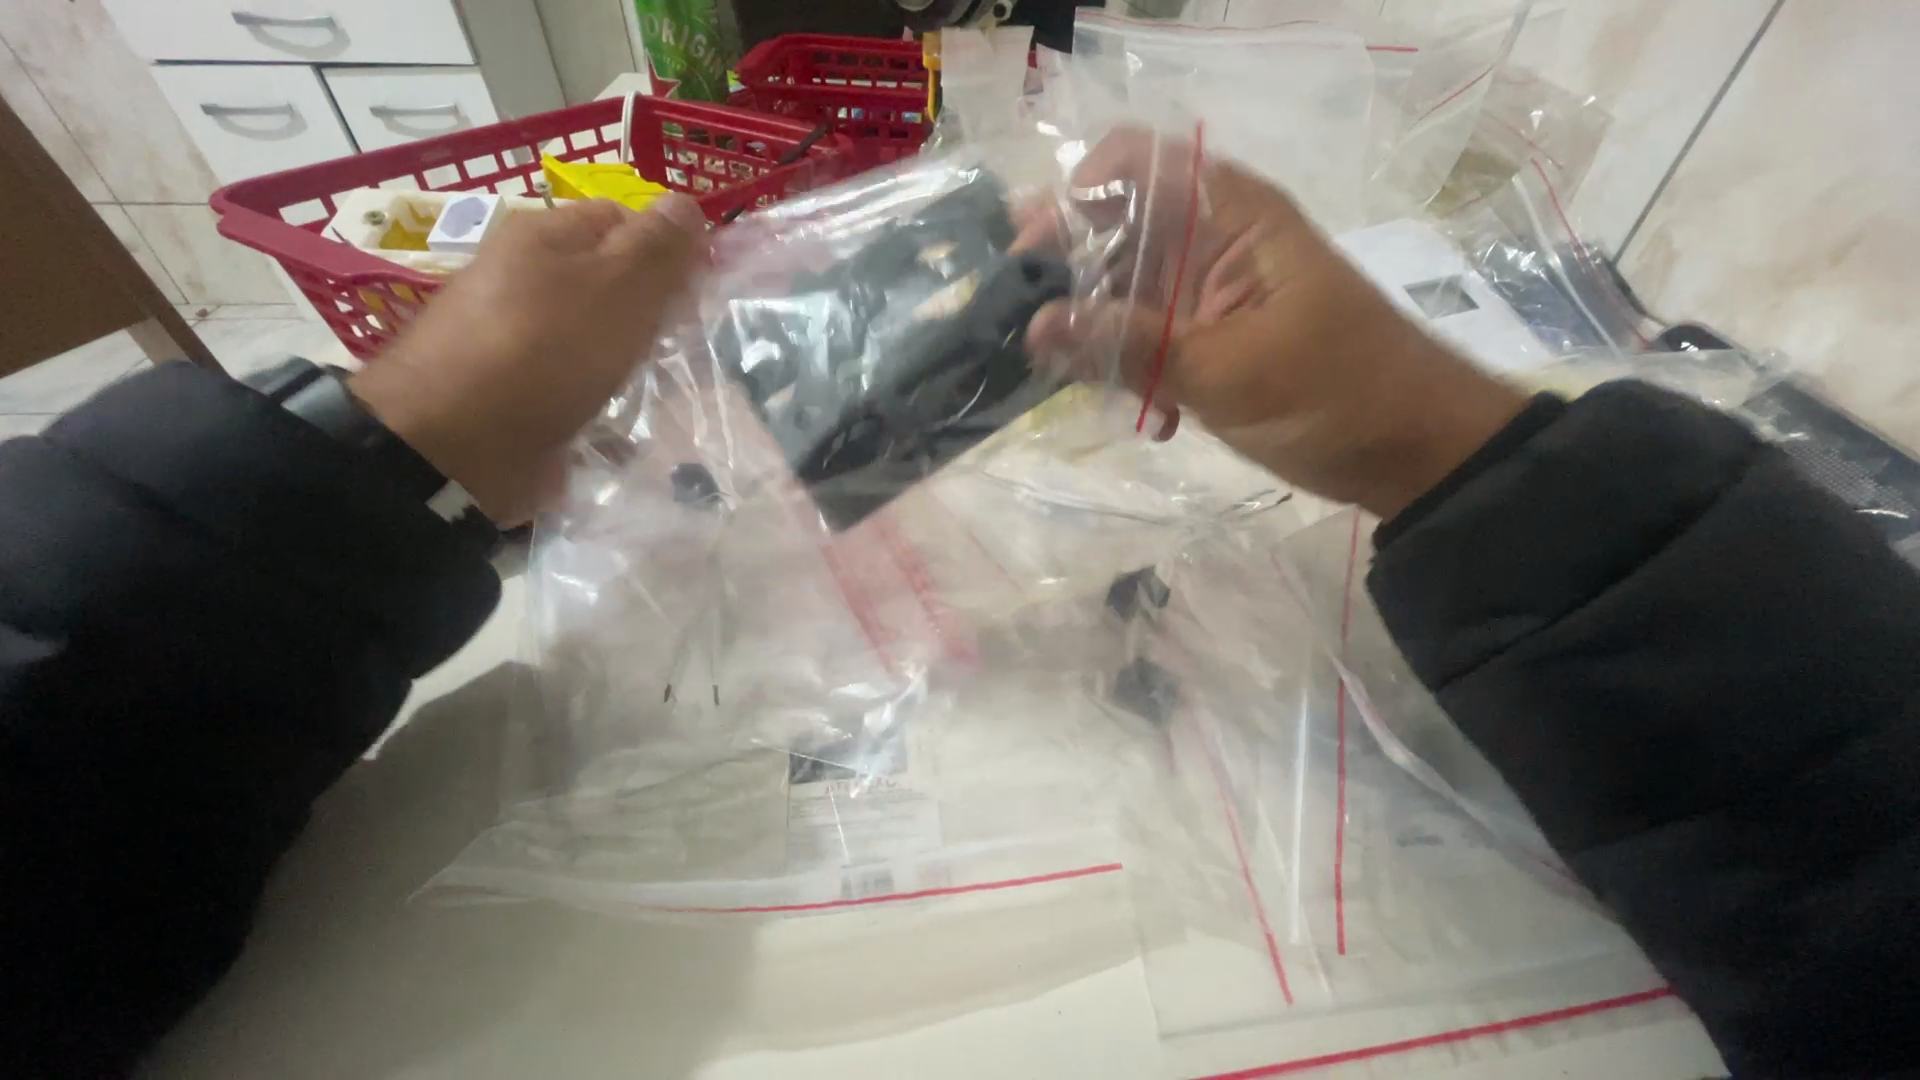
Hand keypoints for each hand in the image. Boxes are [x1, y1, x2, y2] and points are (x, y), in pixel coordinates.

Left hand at [349, 195, 706, 523]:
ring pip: (597, 335)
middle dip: (656, 309)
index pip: (623, 219)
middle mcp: (525, 278)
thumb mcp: (617, 287)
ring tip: (672, 386)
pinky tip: (631, 419)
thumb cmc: (547, 350)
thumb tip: (686, 203)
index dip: (669, 248)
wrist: (458, 444)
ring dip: (634, 357)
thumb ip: (657, 247)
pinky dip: (606, 395)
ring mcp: (518, 336)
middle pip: (610, 280)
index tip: (704, 290)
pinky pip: (578, 381)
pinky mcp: (519, 391)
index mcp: (544, 236)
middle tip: (691, 342)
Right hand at [1023, 131, 1526, 520]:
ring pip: (1128, 292)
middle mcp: (1214, 243)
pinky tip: (1148, 416)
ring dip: (1097, 332)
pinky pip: (1150, 341)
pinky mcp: (1213, 342)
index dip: (1080, 190)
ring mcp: (1211, 295)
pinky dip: (1135, 370)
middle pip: (1121, 229)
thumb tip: (1036, 326)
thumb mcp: (1225, 370)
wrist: (1411, 451)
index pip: (1141, 164)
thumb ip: (1129, 346)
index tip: (1036, 248)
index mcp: (1231, 217)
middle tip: (1024, 319)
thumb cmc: (1333, 393)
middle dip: (1070, 270)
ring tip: (1066, 373)